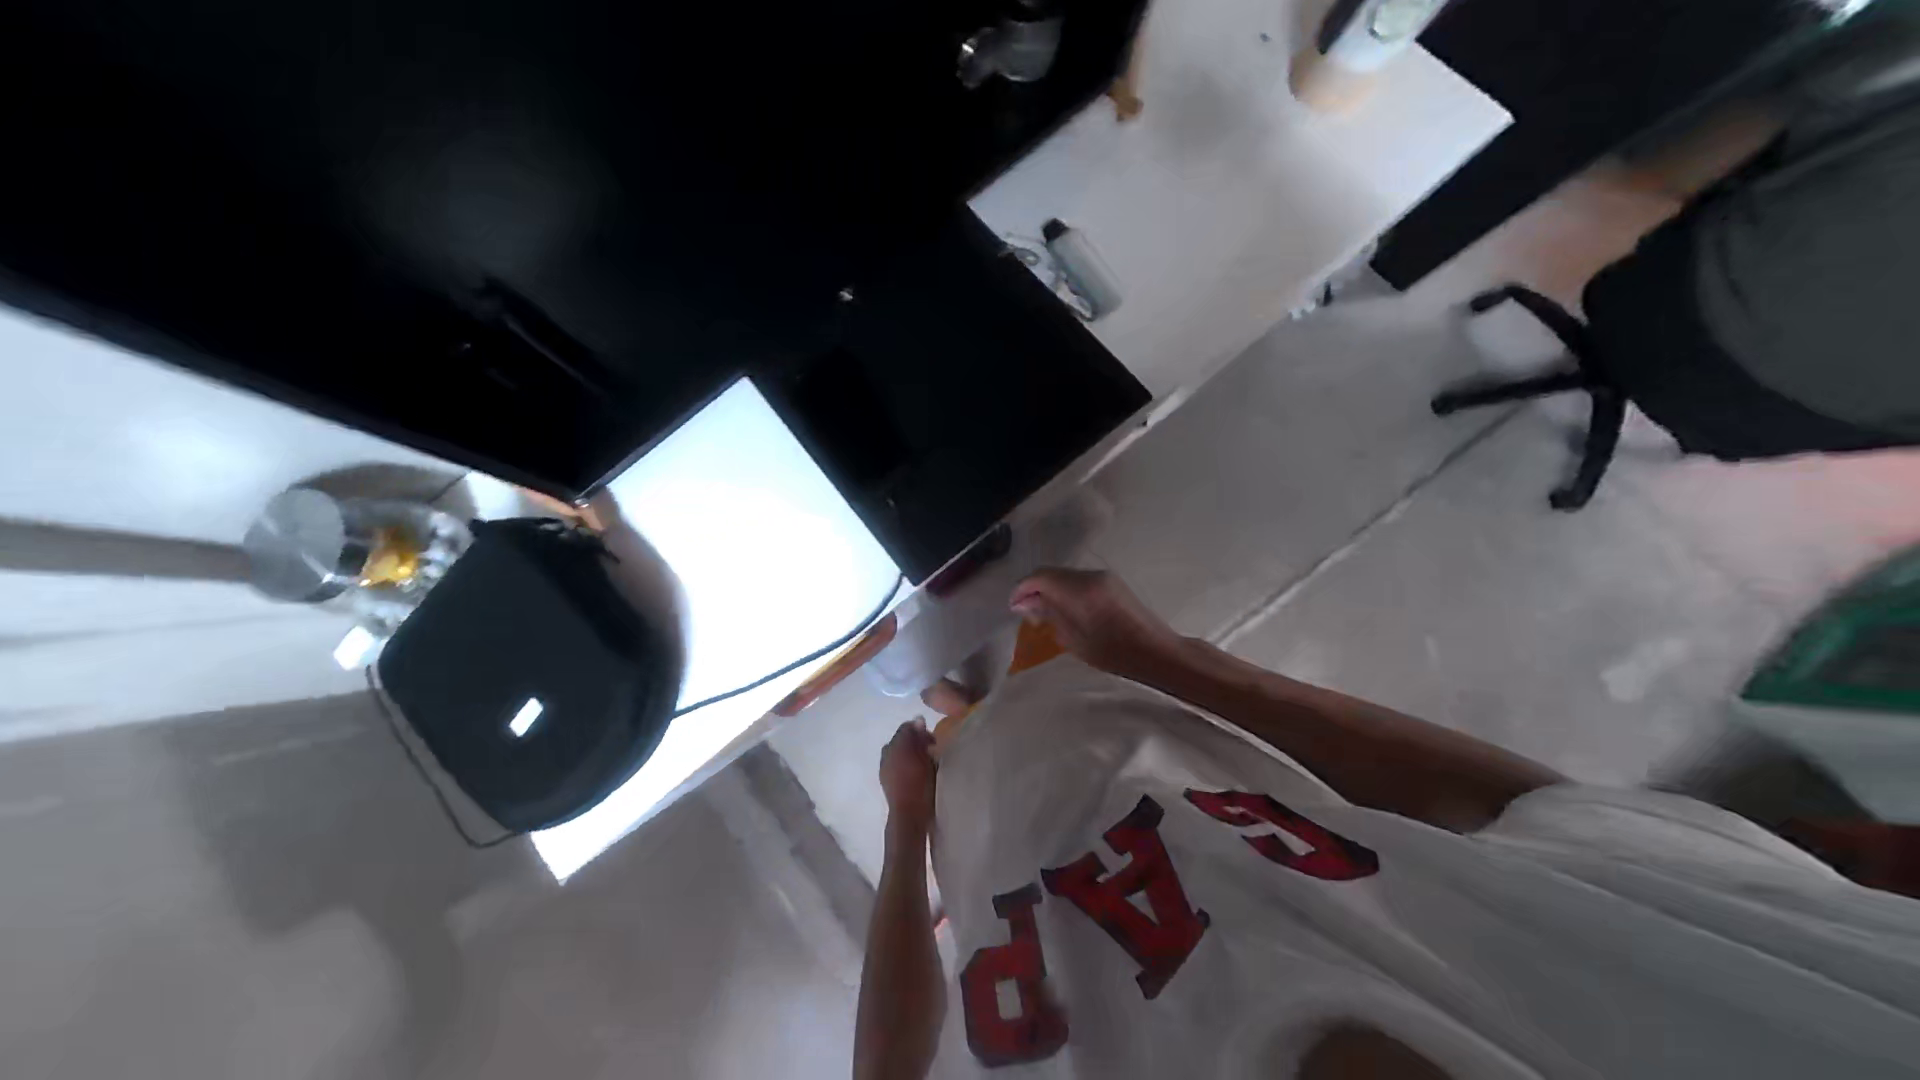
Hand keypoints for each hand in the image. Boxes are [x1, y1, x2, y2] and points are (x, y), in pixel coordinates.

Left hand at [879, 719, 937, 836]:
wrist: (908, 815)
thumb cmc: (919, 783)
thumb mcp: (924, 756)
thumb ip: (919, 736)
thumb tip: (918, 719)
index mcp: (893, 745)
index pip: (906, 727)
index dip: (921, 730)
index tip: (934, 740)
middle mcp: (886, 753)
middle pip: (902, 740)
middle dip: (916, 742)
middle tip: (932, 751)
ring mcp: (885, 768)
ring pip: (900, 752)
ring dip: (912, 754)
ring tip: (926, 763)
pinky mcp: (887, 781)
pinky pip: (898, 765)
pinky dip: (907, 764)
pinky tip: (917, 773)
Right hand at [1009, 568, 1186, 680]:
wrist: (1156, 652)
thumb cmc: (1113, 653)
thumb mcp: (1073, 639)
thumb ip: (1049, 614)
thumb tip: (1026, 602)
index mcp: (1079, 589)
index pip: (1040, 576)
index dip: (1022, 589)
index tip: (1013, 607)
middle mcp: (1091, 575)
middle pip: (1052, 573)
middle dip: (1035, 589)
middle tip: (1027, 613)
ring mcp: (1104, 576)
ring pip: (1066, 576)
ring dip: (1051, 590)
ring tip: (1045, 614)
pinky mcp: (1112, 583)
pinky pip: (1080, 581)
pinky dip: (1067, 591)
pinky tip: (1066, 610)